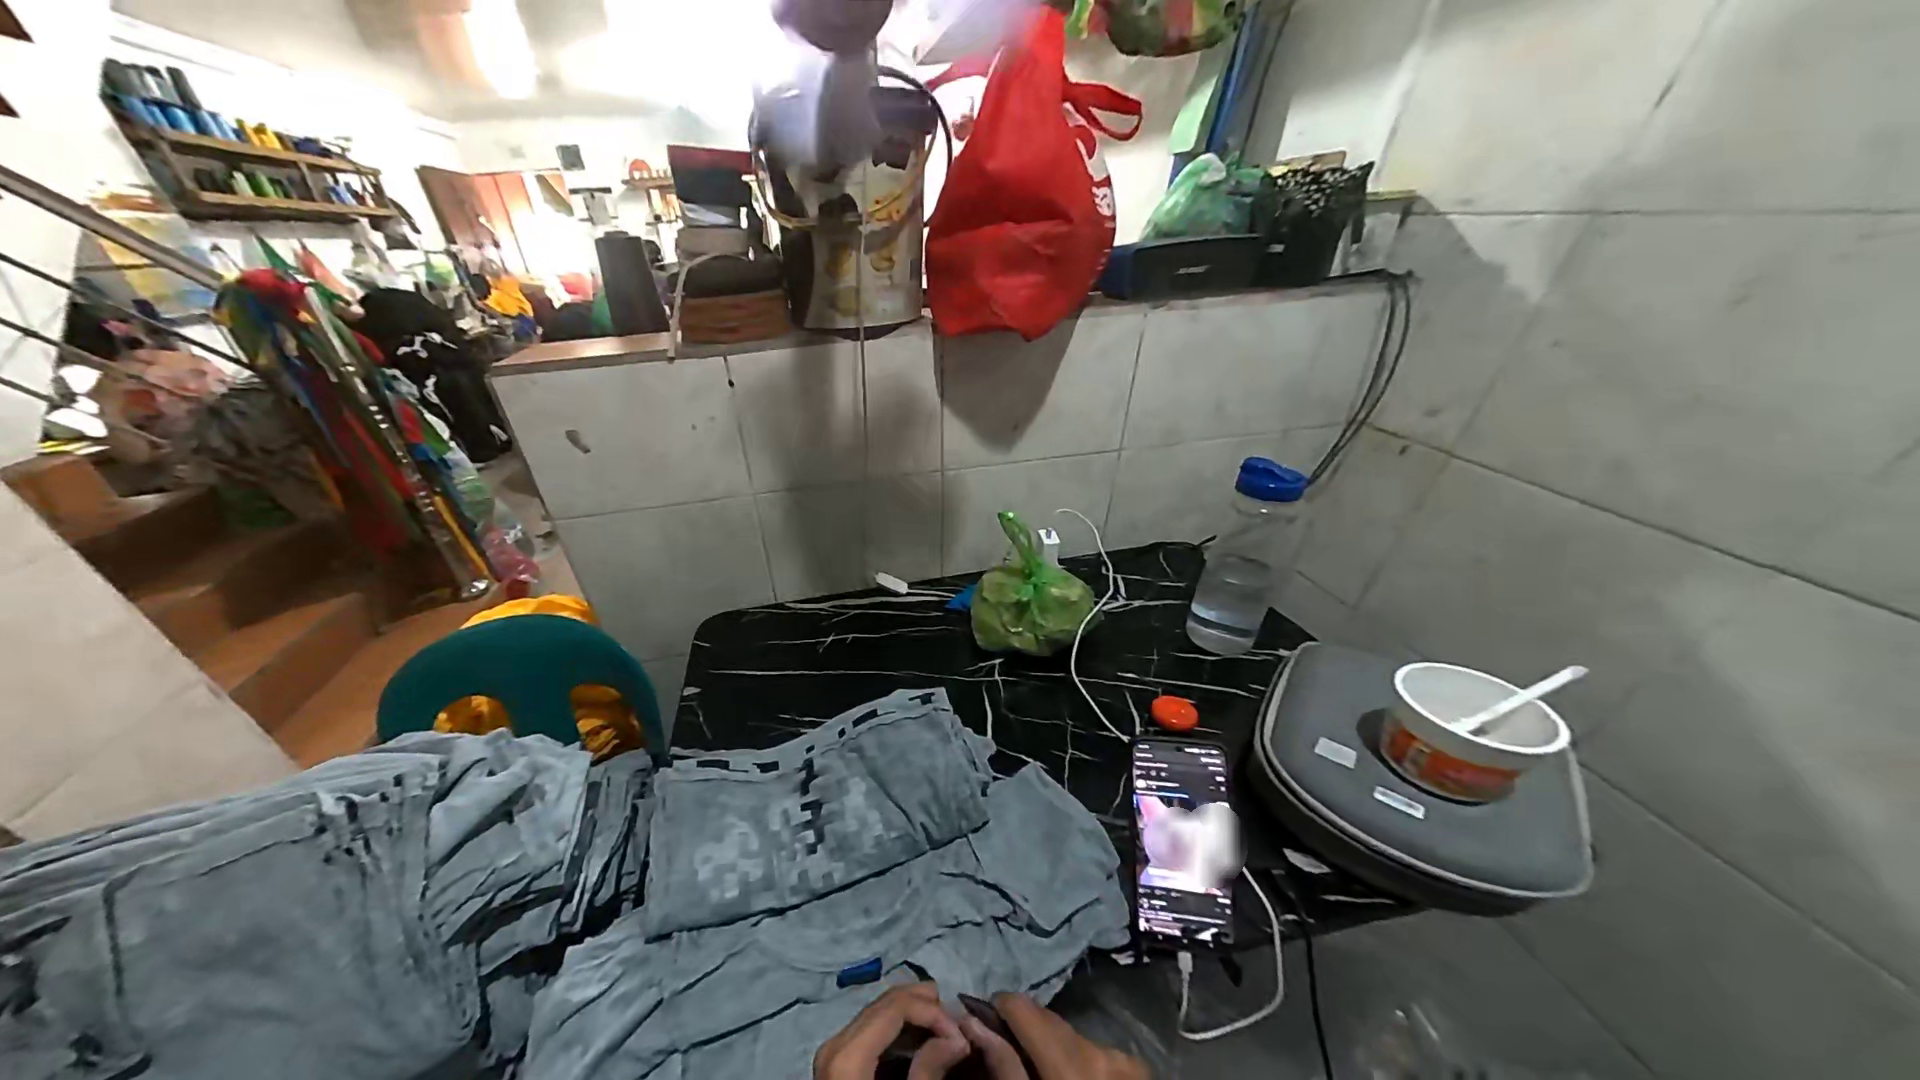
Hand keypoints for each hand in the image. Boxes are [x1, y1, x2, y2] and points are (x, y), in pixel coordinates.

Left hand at [815, 982, 970, 1079]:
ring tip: (945, 1028)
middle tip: (957, 1024)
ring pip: (879, 1011)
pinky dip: (899, 1026)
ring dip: (914, 1013)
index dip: (933, 1012)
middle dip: (926, 1007)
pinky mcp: (837, 1060)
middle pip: (886, 1003)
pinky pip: (872, 1027)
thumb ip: (929, 1071)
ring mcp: (834, 1050)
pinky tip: (921, 1037)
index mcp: (847, 1054)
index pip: (896, 1007)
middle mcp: (836, 1042)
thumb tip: (958, 1037)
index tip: (960, 1035)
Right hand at [960, 994, 1147, 1079]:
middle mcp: (1100, 1050)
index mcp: (1071, 1065)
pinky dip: (1078, 1062)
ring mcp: (1124, 1059)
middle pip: (1048, 1019)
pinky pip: (1095, 1051)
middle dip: (1024, 1031)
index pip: (1023, 1007)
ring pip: (1071, 1035)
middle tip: (1008, 1055)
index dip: (999, 1010)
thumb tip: (972, 1022)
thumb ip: (1005, 1068)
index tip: (985, 1024)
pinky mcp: (1137, 1069)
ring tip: (1042, 1076)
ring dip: (1052, 1047)